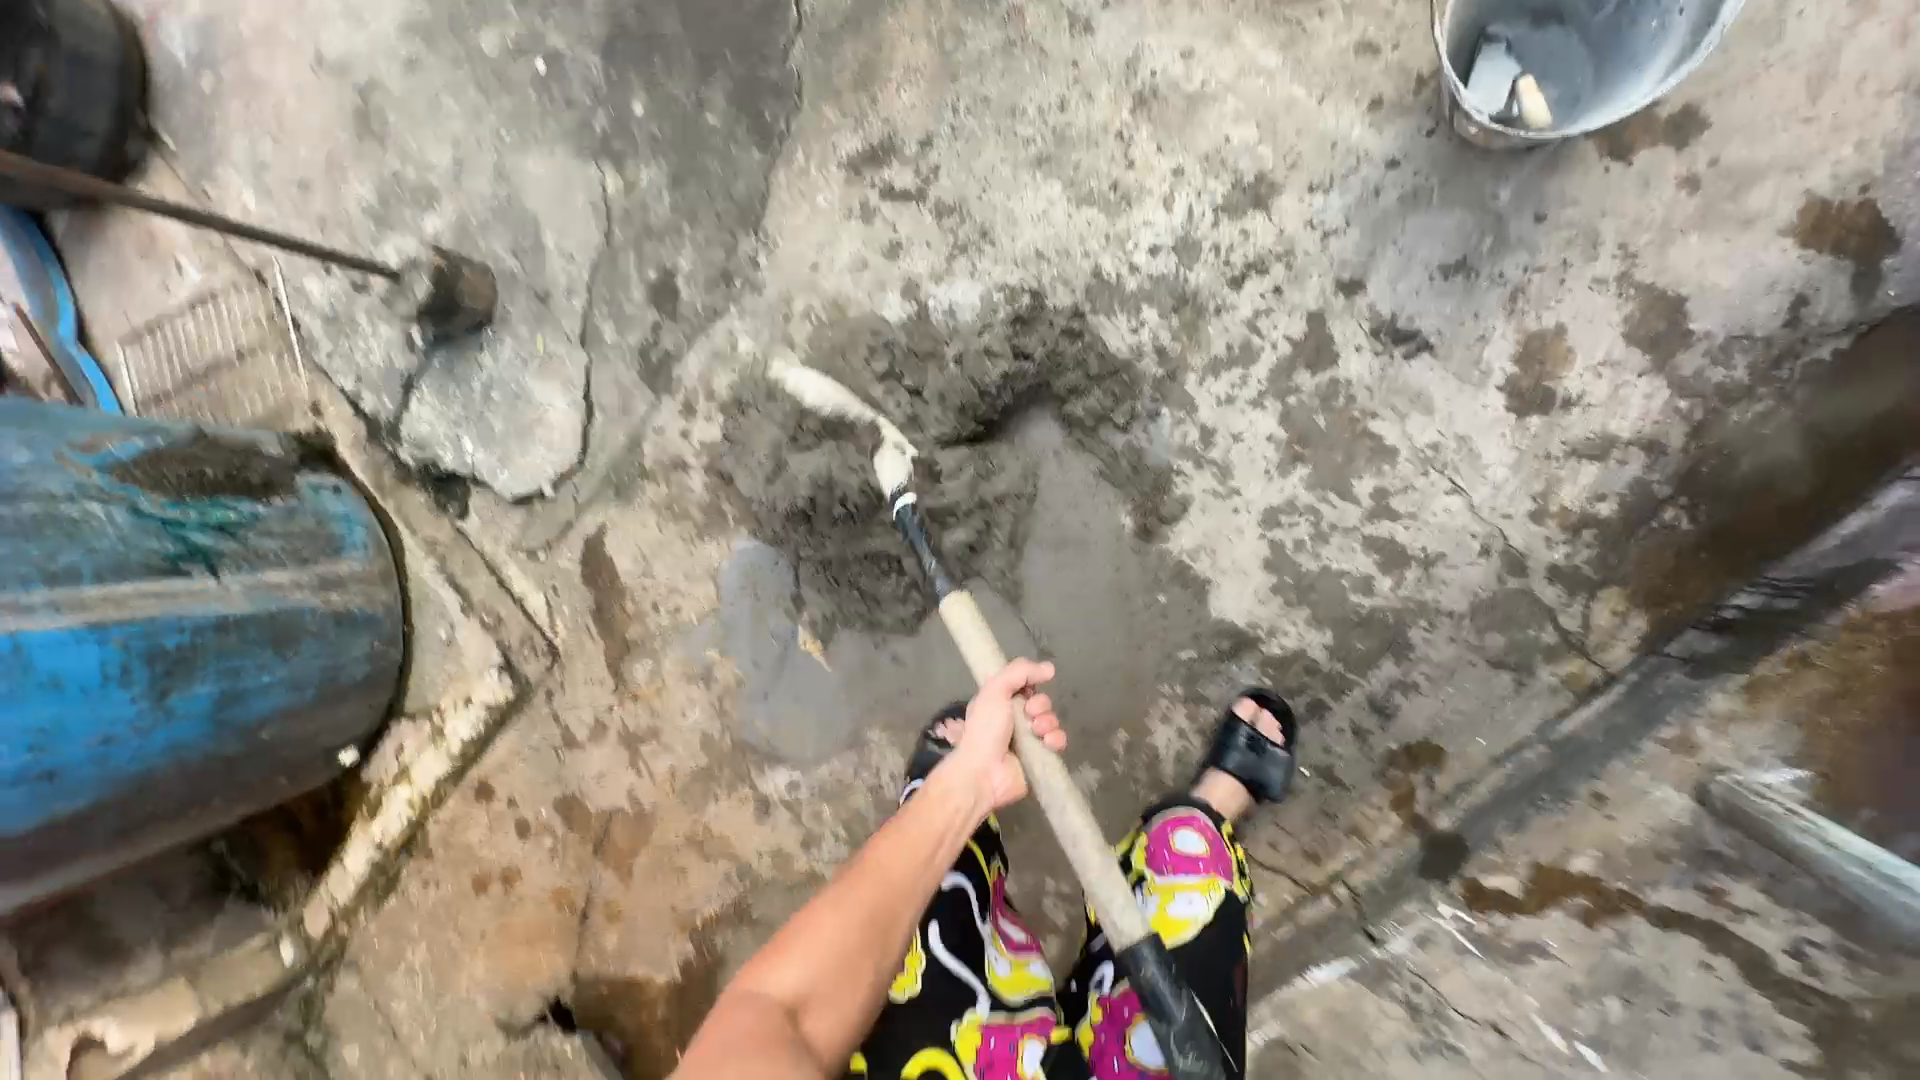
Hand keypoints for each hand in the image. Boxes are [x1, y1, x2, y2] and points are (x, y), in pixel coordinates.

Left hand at [933, 658, 1065, 816]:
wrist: (984, 772)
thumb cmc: (985, 729)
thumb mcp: (995, 690)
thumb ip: (1019, 672)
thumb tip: (1050, 668)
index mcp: (1001, 702)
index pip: (1026, 685)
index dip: (1031, 684)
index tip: (1028, 689)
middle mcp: (1015, 719)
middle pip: (1042, 702)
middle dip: (1040, 706)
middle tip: (1029, 714)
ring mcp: (1029, 739)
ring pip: (1051, 721)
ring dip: (1048, 722)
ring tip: (1037, 731)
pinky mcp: (1040, 757)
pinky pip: (1058, 742)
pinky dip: (1056, 740)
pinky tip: (1048, 743)